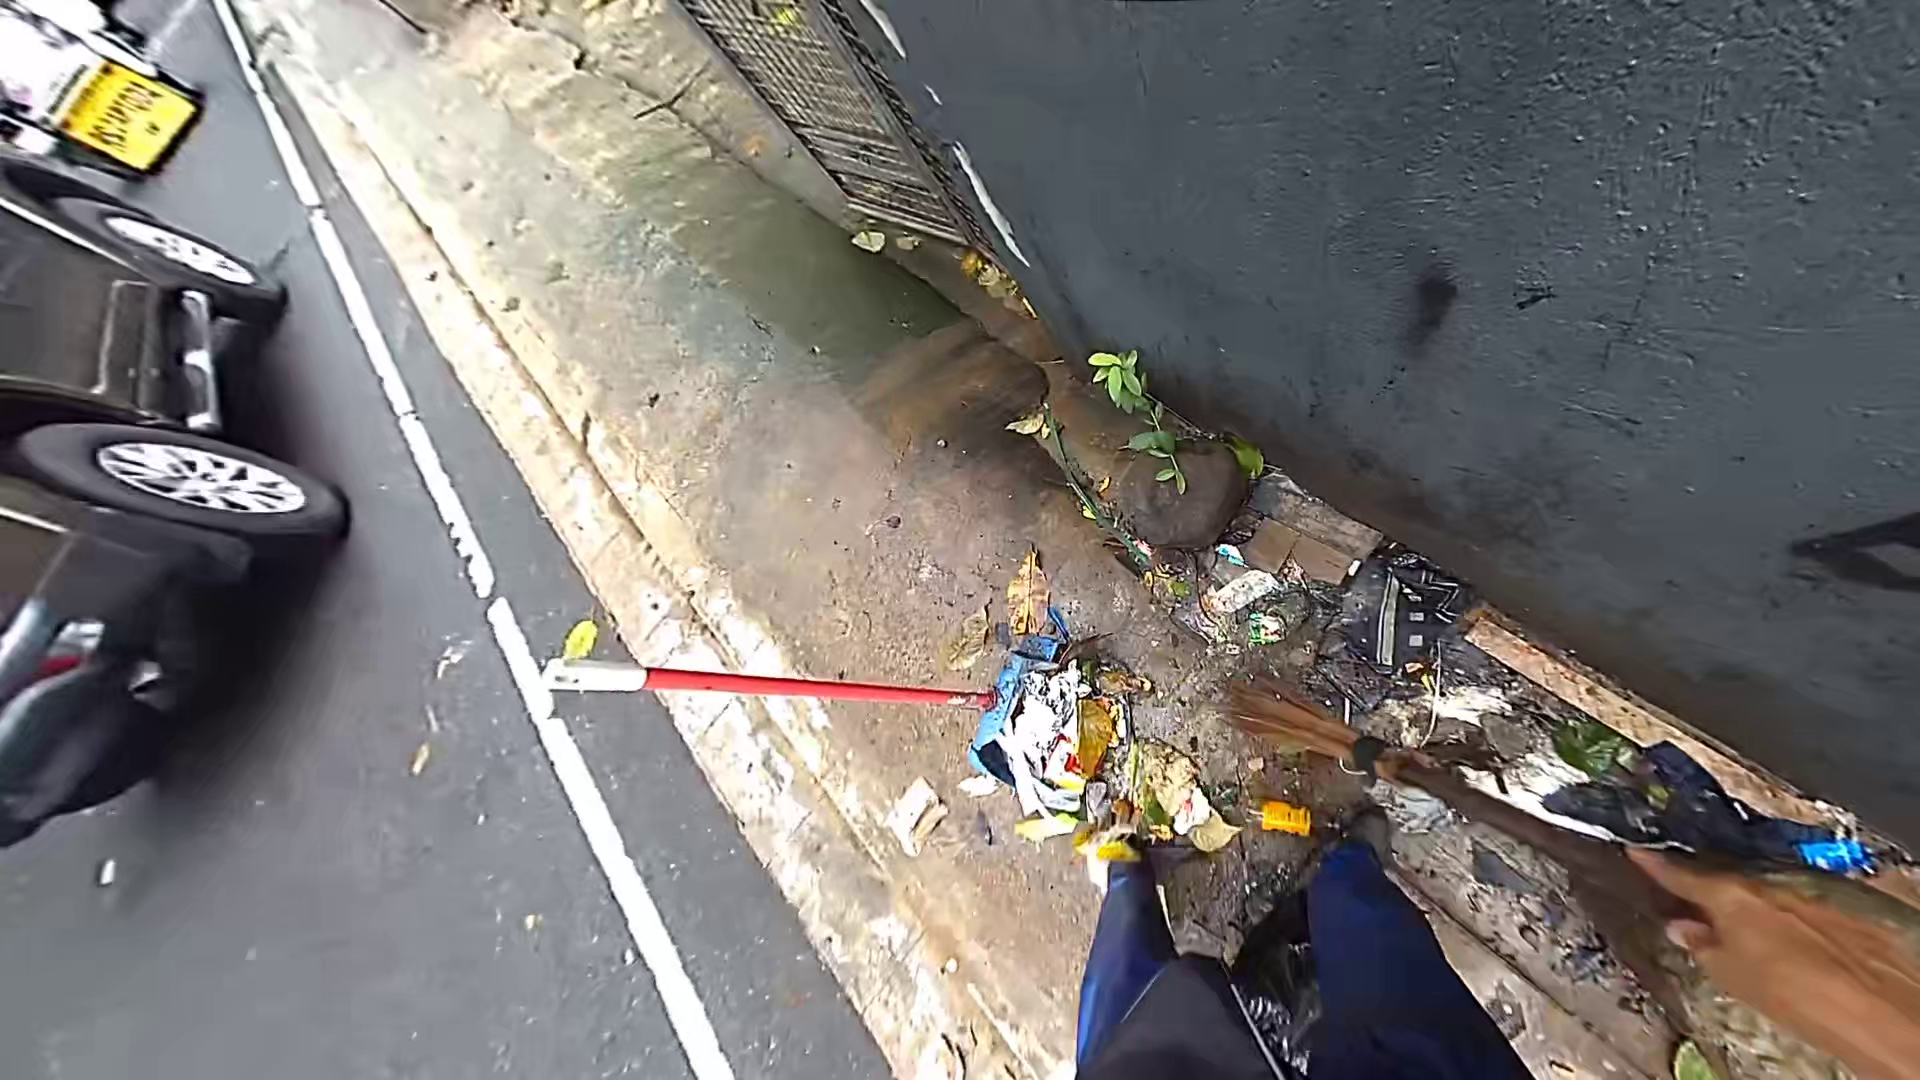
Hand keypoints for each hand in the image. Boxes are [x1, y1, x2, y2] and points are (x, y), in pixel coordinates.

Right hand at [1628, 848, 1919, 1079]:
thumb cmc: (1795, 996)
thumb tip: (1682, 928)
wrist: (1894, 1023)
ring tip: (1744, 914)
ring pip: (1768, 891)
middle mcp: (1765, 887)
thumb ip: (1701, 944)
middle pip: (1726, 879)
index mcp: (1726, 895)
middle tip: (1692, 893)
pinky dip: (1793, 914)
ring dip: (1753, 899)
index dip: (1652, 863)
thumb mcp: (1731, 975)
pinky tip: (1795, 931)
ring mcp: (1812, 899)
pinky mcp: (1854, 918)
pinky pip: (1808, 907)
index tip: (1635, 851)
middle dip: (1708, 884)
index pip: (1677, 873)